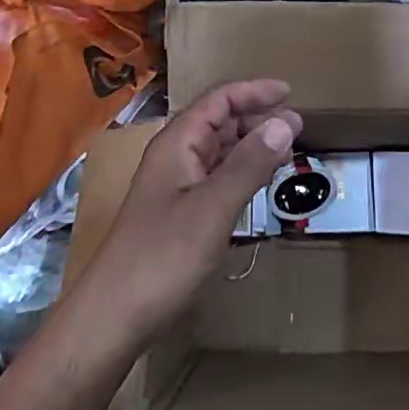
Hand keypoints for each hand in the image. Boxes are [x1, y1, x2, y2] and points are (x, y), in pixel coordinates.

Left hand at [80, 79, 299, 339]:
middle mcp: (175, 157)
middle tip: (296, 127)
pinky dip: (241, 172)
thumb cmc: (162, 257)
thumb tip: (286, 122)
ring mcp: (175, 186)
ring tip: (285, 151)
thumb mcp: (212, 208)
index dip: (254, 91)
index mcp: (178, 143)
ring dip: (251, 144)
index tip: (290, 93)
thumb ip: (250, 164)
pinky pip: (216, 177)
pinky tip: (258, 183)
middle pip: (219, 121)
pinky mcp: (179, 213)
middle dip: (257, 117)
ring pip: (219, 150)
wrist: (112, 318)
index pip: (219, 100)